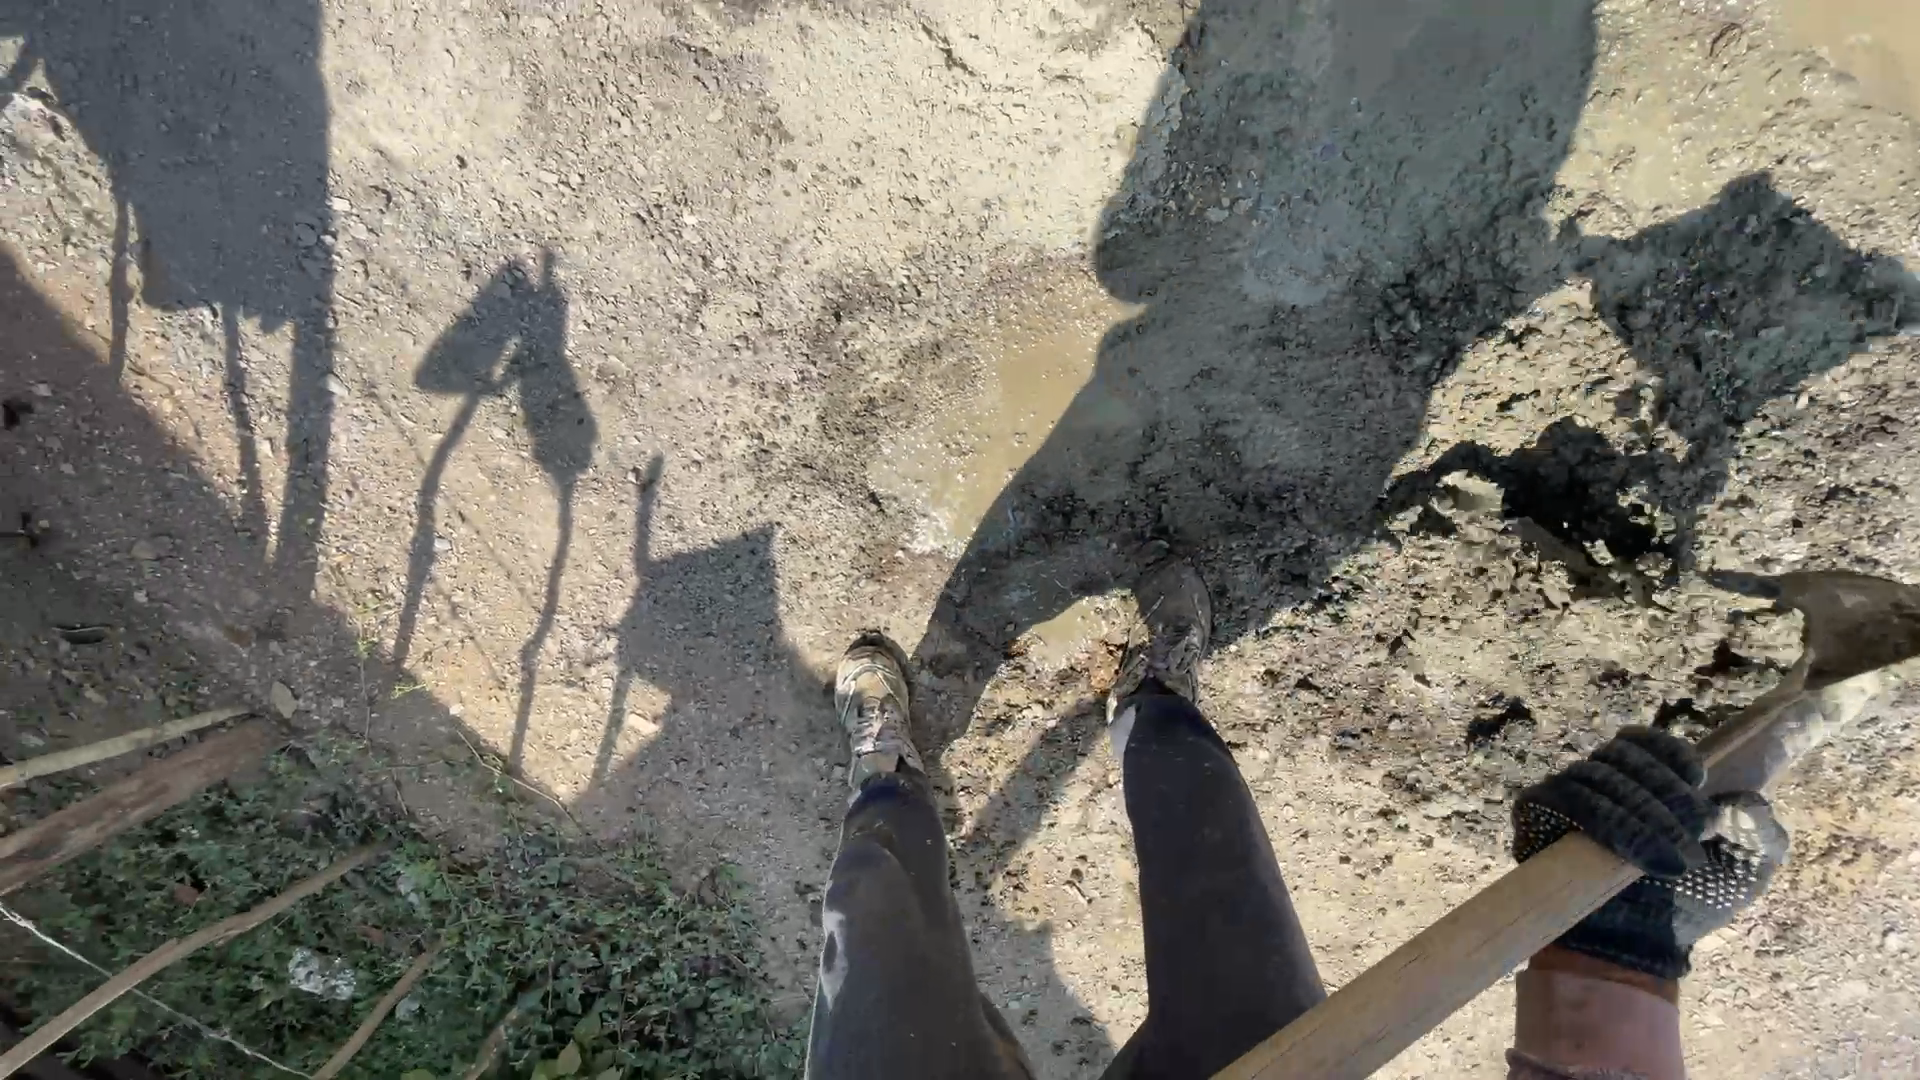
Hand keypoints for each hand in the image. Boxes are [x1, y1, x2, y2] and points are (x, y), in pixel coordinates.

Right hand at [1512, 728, 1788, 979]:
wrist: (1637, 940)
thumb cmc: (1688, 900)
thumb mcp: (1742, 872)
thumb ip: (1759, 835)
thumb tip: (1743, 798)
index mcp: (1644, 782)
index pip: (1645, 740)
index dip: (1669, 751)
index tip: (1698, 780)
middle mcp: (1600, 779)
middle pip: (1620, 751)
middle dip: (1665, 789)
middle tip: (1696, 831)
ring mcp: (1564, 791)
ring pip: (1596, 773)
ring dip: (1643, 813)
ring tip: (1673, 859)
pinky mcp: (1537, 808)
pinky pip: (1566, 795)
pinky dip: (1608, 822)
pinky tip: (1635, 857)